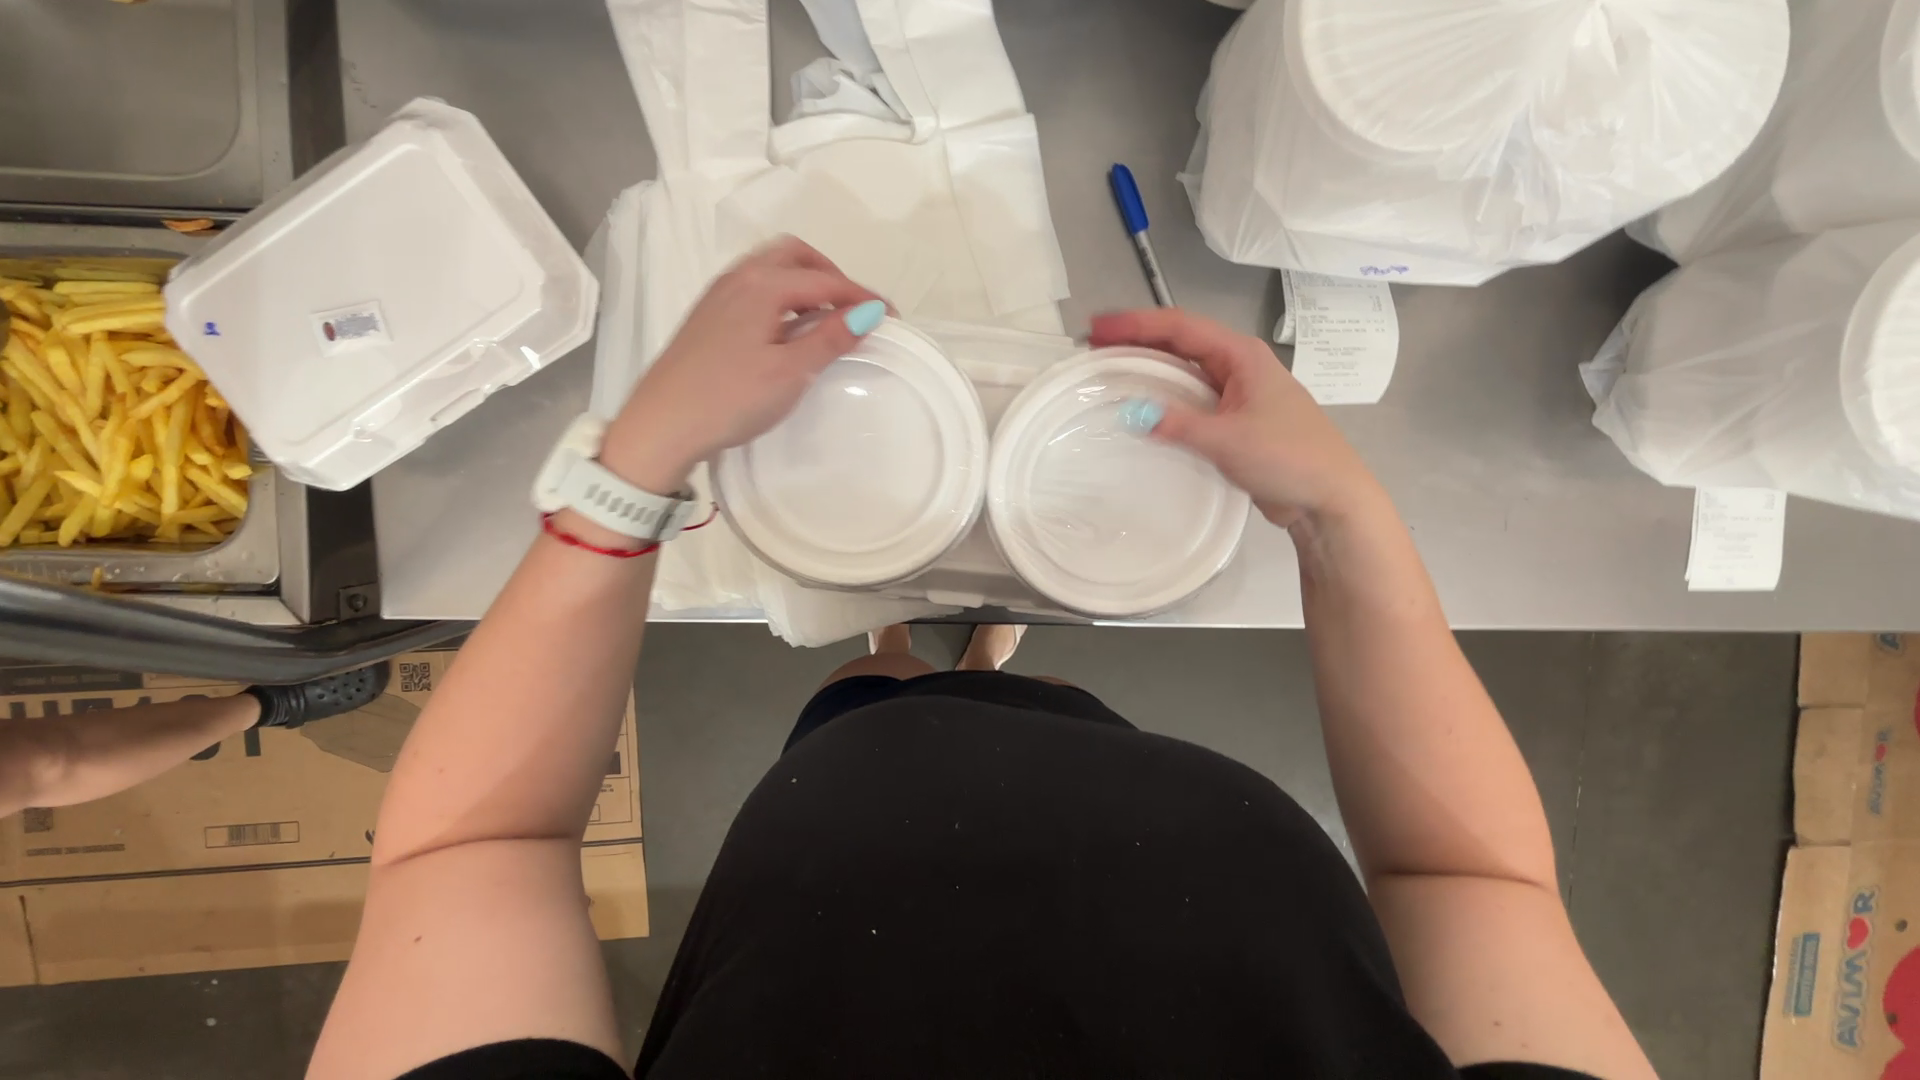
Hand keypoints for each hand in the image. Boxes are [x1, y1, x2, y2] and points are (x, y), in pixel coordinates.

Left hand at [599, 237, 886, 493]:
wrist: (662, 424)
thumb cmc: (730, 398)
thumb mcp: (789, 372)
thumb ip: (830, 339)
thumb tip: (869, 313)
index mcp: (763, 285)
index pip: (825, 280)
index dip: (862, 297)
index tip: (892, 316)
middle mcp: (739, 277)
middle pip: (795, 256)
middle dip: (831, 275)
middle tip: (854, 310)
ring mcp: (719, 294)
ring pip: (772, 269)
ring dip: (805, 283)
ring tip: (826, 319)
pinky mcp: (709, 314)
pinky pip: (755, 286)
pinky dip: (782, 295)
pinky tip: (788, 329)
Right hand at [1090, 309, 1382, 529]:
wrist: (1329, 497)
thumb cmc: (1288, 457)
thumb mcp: (1228, 439)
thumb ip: (1178, 425)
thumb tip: (1132, 415)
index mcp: (1241, 356)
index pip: (1180, 328)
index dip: (1135, 324)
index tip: (1096, 328)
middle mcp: (1239, 367)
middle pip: (1180, 343)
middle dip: (1137, 341)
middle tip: (1094, 348)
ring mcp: (1238, 394)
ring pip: (1185, 372)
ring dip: (1148, 369)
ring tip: (1110, 372)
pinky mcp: (1235, 421)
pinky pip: (1191, 401)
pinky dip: (1164, 399)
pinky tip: (1142, 410)